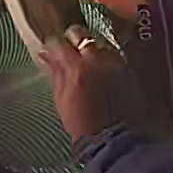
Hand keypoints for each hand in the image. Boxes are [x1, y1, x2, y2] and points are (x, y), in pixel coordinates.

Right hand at [41, 25, 130, 142]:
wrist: (110, 138)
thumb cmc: (82, 123)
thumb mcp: (61, 98)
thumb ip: (55, 71)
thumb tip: (45, 55)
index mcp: (76, 69)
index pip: (59, 43)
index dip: (53, 44)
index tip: (50, 48)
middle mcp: (96, 60)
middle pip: (81, 34)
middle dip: (72, 39)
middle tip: (69, 49)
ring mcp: (114, 62)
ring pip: (98, 41)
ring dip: (91, 47)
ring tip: (87, 61)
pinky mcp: (126, 69)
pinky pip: (113, 53)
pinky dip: (105, 57)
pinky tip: (101, 69)